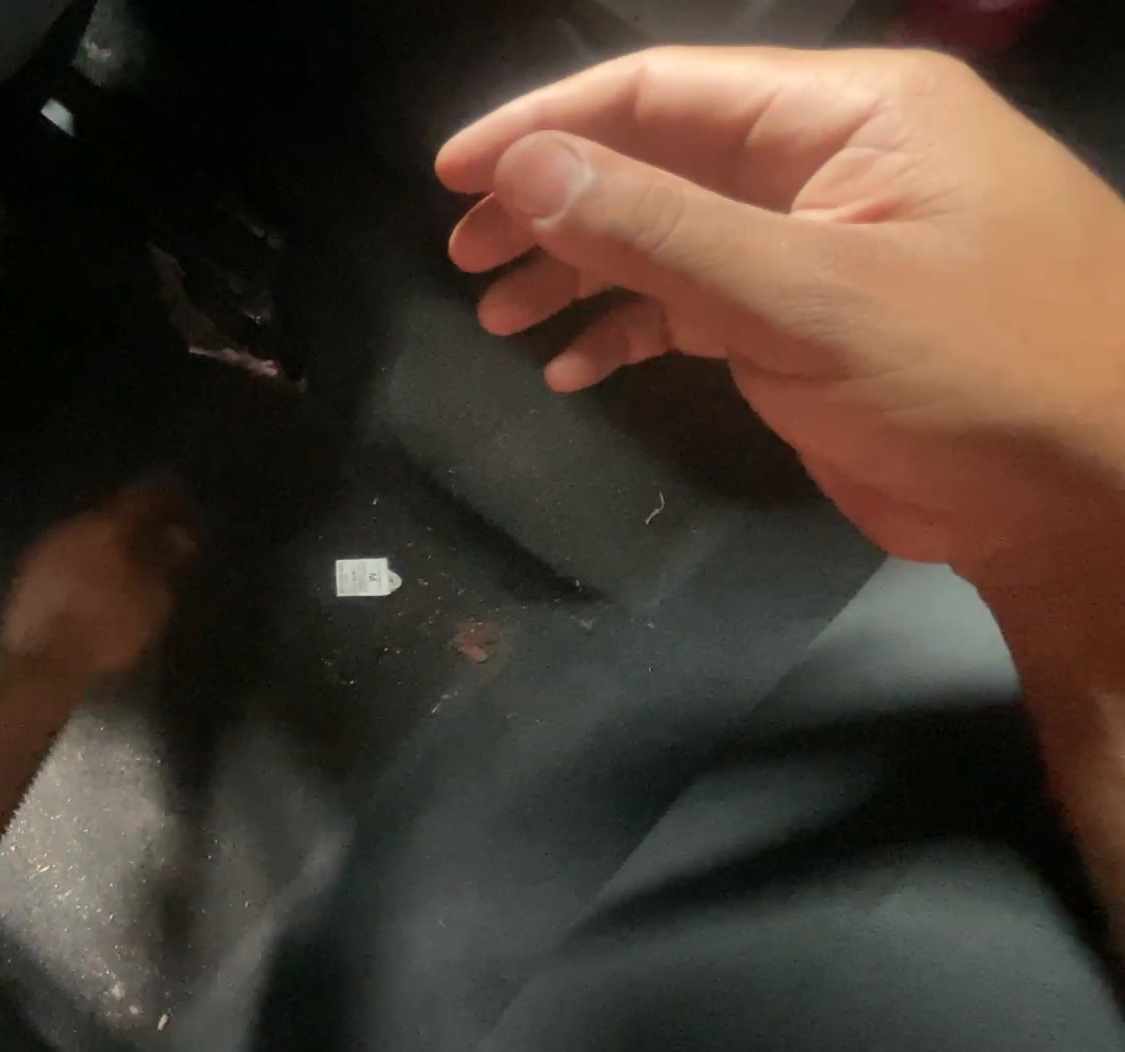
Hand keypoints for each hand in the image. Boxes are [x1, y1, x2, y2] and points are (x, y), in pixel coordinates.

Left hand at [2, 475, 195, 679]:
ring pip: (83, 536)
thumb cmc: (107, 628)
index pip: (141, 497)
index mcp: (107, 528)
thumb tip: (177, 536)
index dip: (163, 492)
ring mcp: (45, 548)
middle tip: (152, 531)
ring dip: (103, 543)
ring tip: (122, 559)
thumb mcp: (150, 600)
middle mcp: (73, 527)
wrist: (45, 661)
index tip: (176, 488)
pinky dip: (81, 563)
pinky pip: (64, 557)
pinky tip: (90, 580)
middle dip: (131, 522)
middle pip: (109, 516)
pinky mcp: (28, 573)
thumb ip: (163, 562)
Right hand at [437, 46, 1124, 581]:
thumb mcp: (796, 293)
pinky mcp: (778, 321)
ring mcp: (791, 248)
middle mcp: (809, 169)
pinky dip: (615, 334)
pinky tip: (570, 370)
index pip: (656, 94)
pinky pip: (673, 308)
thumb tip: (527, 172)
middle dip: (544, 209)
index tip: (452, 171)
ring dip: (567, 278)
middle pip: (641, 167)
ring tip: (497, 319)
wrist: (1075, 494)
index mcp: (835, 119)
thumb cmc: (967, 370)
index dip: (543, 125)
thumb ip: (654, 228)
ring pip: (647, 242)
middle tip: (463, 257)